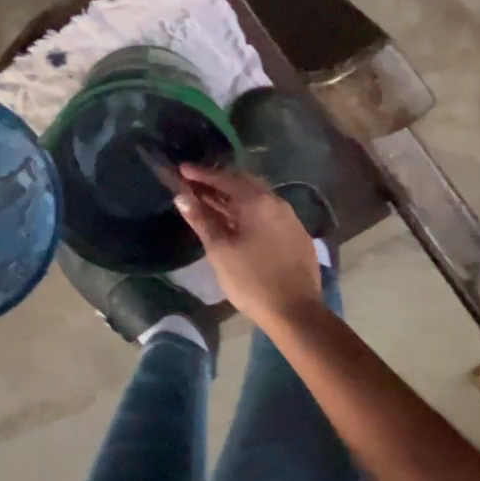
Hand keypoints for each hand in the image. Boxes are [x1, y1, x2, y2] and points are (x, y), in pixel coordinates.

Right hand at [174, 164, 322, 325]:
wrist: (295, 311)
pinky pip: (269, 213)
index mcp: (258, 202)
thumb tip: (182, 197)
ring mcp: (290, 218)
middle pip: (244, 183)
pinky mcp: (297, 235)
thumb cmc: (251, 280)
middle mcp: (277, 202)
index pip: (225, 179)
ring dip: (234, 197)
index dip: (201, 174)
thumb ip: (202, 220)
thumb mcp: (220, 251)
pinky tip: (239, 222)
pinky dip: (250, 211)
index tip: (182, 169)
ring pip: (258, 198)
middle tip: (196, 184)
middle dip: (219, 181)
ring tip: (212, 201)